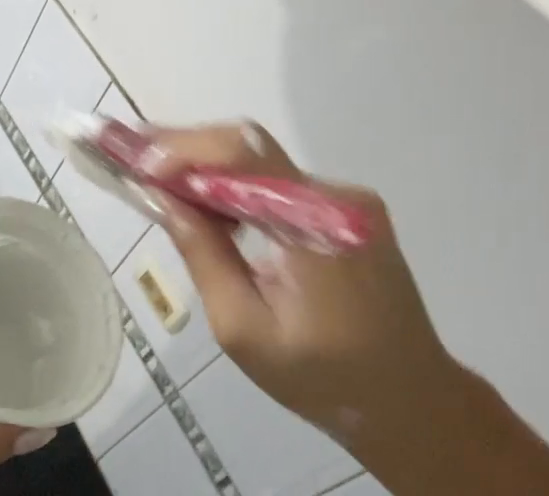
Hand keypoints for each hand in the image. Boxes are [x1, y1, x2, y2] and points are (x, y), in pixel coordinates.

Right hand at [146, 124, 454, 441]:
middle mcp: (334, 196)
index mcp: (312, 227)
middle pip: (249, 148)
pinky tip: (212, 206)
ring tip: (160, 181)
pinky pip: (281, 182)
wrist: (413, 401)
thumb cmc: (322, 379)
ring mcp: (347, 198)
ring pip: (263, 162)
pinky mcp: (349, 207)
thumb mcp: (243, 329)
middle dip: (188, 149)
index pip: (241, 157)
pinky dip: (240, 186)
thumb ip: (203, 255)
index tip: (136, 158)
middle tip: (135, 159)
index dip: (183, 148)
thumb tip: (163, 198)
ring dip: (211, 168)